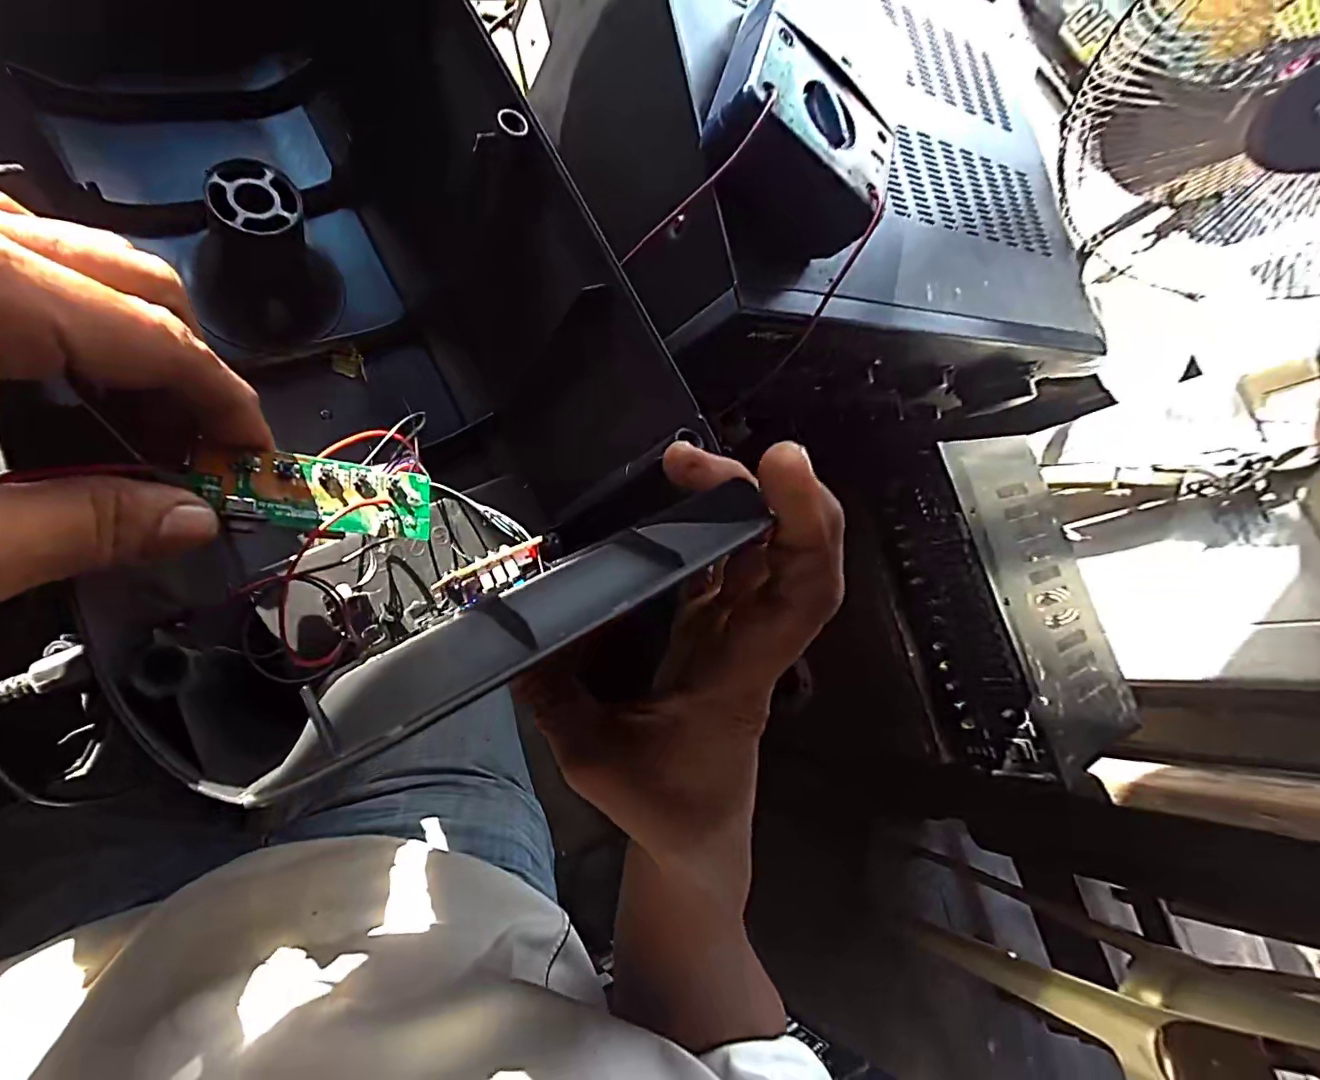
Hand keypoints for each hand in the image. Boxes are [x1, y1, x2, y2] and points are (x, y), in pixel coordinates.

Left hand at [0, 159, 270, 636]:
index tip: (254, 460)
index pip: (158, 337)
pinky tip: (47, 395)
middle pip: (134, 283)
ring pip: (77, 268)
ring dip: (129, 351)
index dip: (227, 404)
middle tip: (196, 454)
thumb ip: (86, 529)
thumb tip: (194, 518)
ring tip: (130, 435)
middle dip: (190, 373)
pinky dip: (62, 333)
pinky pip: (7, 267)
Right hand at [518, 441, 844, 899]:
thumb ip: (553, 699)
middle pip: (792, 555)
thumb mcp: (592, 761)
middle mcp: (749, 642)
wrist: (696, 839)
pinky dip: (720, 523)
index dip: (804, 524)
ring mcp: (735, 631)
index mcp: (738, 675)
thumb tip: (514, 635)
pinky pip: (730, 565)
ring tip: (685, 463)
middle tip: (695, 458)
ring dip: (742, 498)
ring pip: (766, 553)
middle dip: (769, 491)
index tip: (781, 465)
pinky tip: (687, 497)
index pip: (800, 593)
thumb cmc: (662, 808)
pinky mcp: (714, 628)